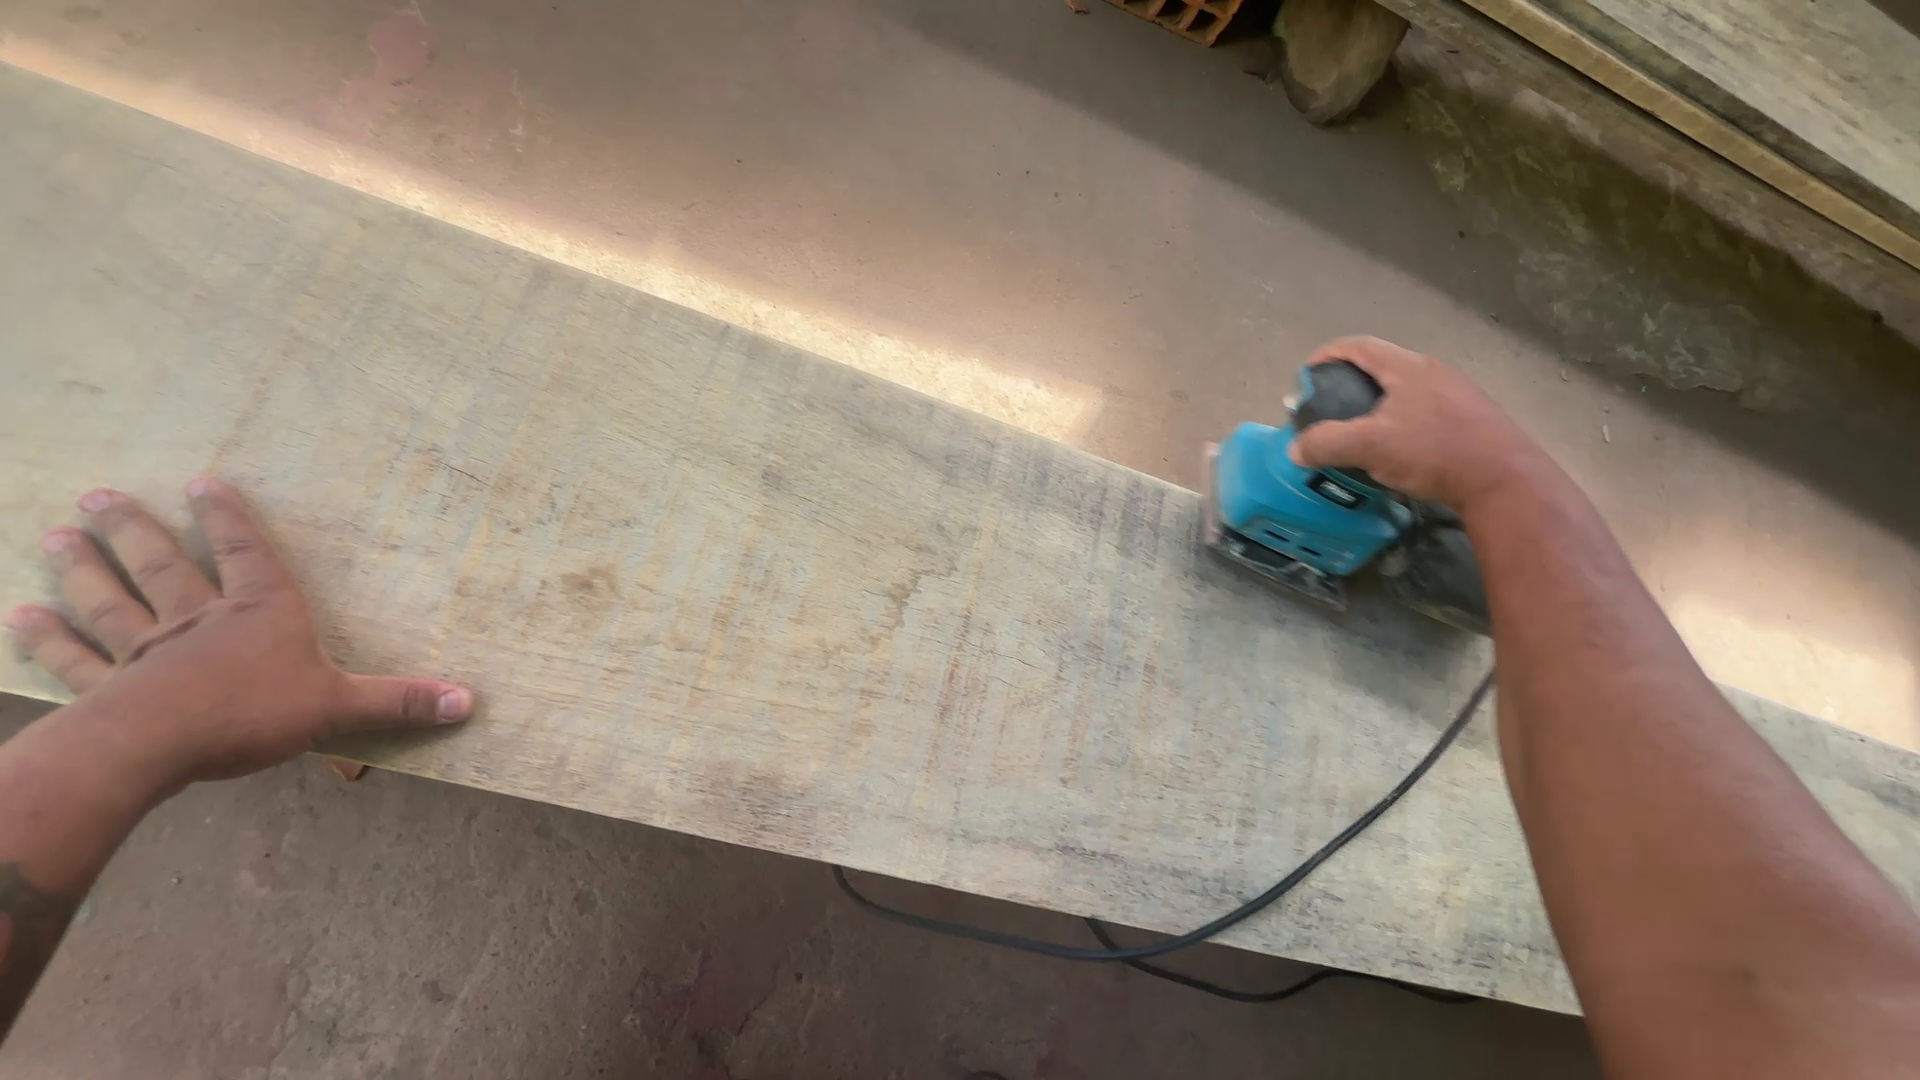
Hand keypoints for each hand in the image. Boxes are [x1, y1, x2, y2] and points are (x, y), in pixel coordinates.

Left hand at [5, 478, 472, 785]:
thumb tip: (469, 701)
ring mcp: (145, 652)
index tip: (202, 483)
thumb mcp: (341, 707)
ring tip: (57, 535)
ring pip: (113, 601)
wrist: (149, 751)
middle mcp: (199, 621)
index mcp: (260, 614)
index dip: (229, 520)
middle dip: (136, 531)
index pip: (247, 555)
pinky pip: (73, 658)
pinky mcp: (107, 687)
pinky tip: (22, 617)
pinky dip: (47, 638)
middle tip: (102, 496)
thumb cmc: (251, 715)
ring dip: (84, 570)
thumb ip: (401, 701)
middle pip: (163, 567)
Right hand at [1288, 336, 1549, 511]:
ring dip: (1376, 405)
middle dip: (1349, 383)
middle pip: (1382, 367)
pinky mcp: (1471, 419)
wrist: (1504, 481)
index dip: (1328, 355)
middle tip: (1328, 408)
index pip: (1360, 346)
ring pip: (1404, 390)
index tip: (1307, 375)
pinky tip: (1396, 449)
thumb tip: (1295, 449)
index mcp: (1408, 368)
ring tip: (1359, 432)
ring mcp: (1457, 394)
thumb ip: (1326, 444)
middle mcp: (1434, 372)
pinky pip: (1423, 410)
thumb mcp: (1368, 447)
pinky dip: (1400, 421)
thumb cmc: (1433, 452)